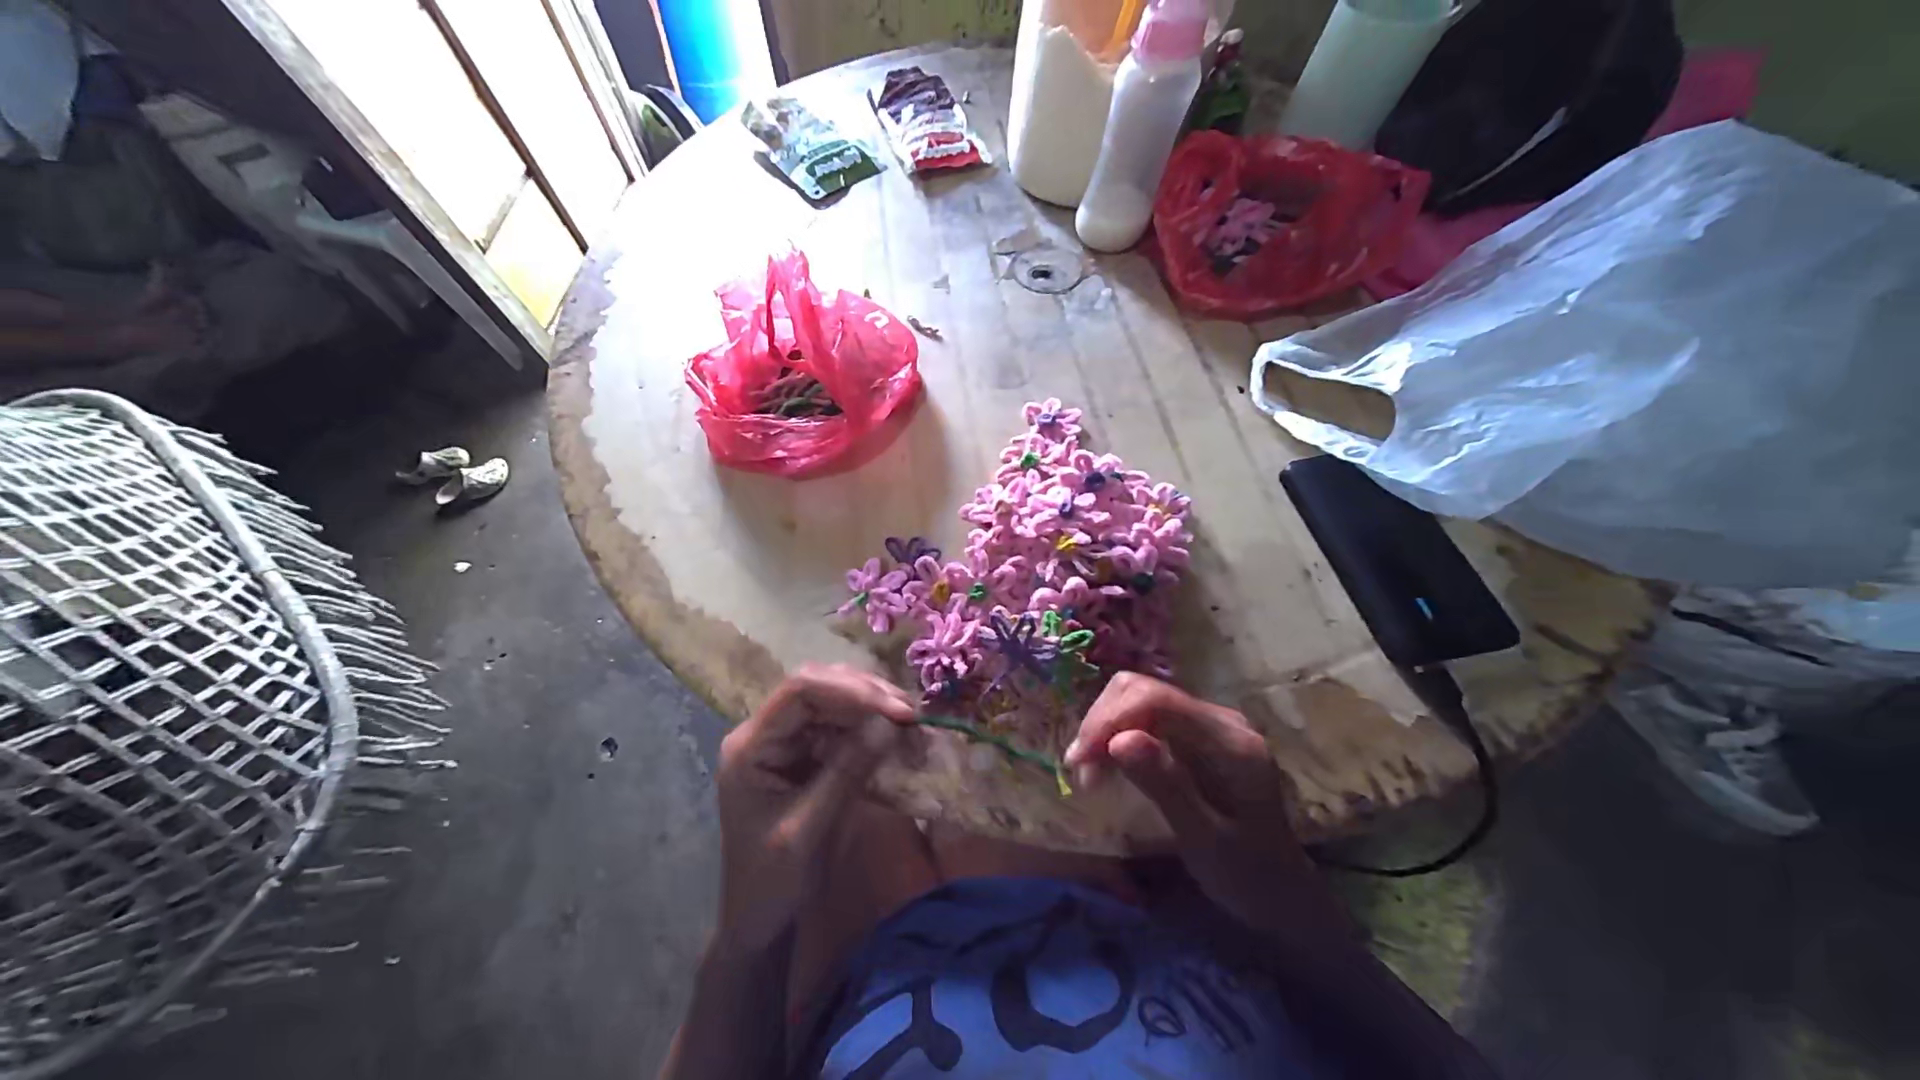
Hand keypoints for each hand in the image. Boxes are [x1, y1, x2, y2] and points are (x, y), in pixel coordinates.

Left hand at [714, 665, 914, 952]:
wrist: (757, 923)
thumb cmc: (771, 883)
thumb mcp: (809, 828)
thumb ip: (846, 771)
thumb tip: (891, 723)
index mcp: (750, 745)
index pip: (800, 692)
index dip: (851, 691)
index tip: (897, 710)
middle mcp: (765, 732)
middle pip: (819, 688)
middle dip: (867, 694)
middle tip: (912, 713)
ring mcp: (787, 742)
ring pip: (834, 702)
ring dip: (874, 707)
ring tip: (911, 720)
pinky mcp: (807, 754)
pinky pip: (842, 726)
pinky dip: (872, 727)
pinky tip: (898, 735)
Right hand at [1065, 673, 1341, 940]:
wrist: (1283, 897)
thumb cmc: (1248, 876)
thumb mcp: (1206, 841)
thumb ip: (1167, 786)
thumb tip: (1119, 740)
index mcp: (1229, 739)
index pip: (1156, 698)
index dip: (1109, 720)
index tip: (1081, 762)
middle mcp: (1219, 720)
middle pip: (1142, 690)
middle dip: (1102, 723)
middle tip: (1082, 771)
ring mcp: (1206, 725)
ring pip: (1137, 699)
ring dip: (1104, 729)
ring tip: (1090, 773)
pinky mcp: (1194, 738)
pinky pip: (1144, 718)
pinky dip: (1116, 736)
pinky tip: (1106, 766)